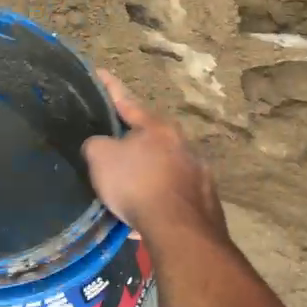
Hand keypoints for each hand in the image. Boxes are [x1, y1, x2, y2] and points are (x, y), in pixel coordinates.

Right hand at [82, 69, 226, 241]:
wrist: (182, 235)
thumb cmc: (136, 184)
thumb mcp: (98, 155)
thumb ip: (98, 143)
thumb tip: (106, 147)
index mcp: (158, 128)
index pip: (126, 100)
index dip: (109, 86)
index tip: (99, 72)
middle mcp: (184, 146)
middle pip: (151, 133)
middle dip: (133, 133)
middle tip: (112, 135)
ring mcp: (201, 176)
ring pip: (165, 162)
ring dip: (147, 166)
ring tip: (127, 178)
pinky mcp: (208, 203)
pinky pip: (173, 189)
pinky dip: (158, 191)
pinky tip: (144, 205)